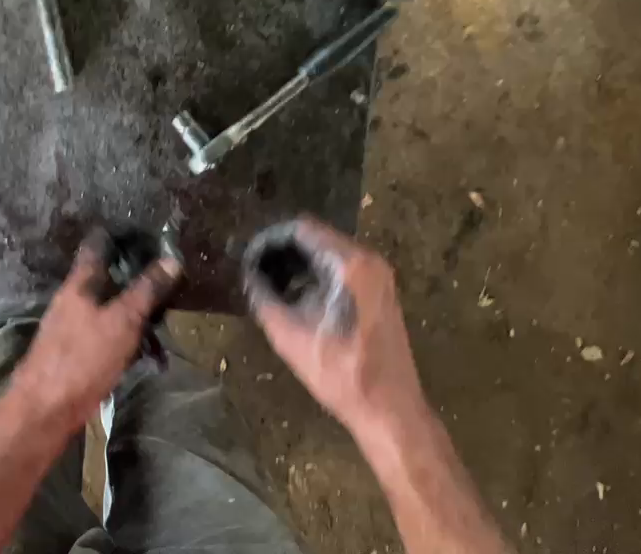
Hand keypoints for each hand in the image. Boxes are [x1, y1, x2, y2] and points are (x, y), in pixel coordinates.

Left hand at [10, 238, 180, 434]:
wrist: (43, 414)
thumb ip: (146, 291)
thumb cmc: (81, 359)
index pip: (97, 246)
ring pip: (109, 312)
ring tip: (163, 327)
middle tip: (166, 282)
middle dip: (135, 282)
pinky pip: (106, 339)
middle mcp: (72, 302)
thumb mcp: (122, 321)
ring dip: (134, 317)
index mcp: (79, 284)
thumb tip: (172, 260)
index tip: (143, 232)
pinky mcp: (75, 357)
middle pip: (106, 281)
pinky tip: (145, 356)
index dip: (118, 236)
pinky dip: (126, 342)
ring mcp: (71, 330)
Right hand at [250, 217, 424, 439]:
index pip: (301, 229)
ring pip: (329, 250)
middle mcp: (368, 258)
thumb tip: (249, 274)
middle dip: (284, 250)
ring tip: (271, 281)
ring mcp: (379, 274)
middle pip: (317, 236)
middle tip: (256, 269)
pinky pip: (343, 266)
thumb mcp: (290, 335)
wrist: (391, 411)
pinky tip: (298, 294)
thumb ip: (264, 296)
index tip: (249, 256)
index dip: (270, 239)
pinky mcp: (381, 290)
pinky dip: (318, 272)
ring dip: (300, 262)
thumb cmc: (341, 373)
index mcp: (349, 263)